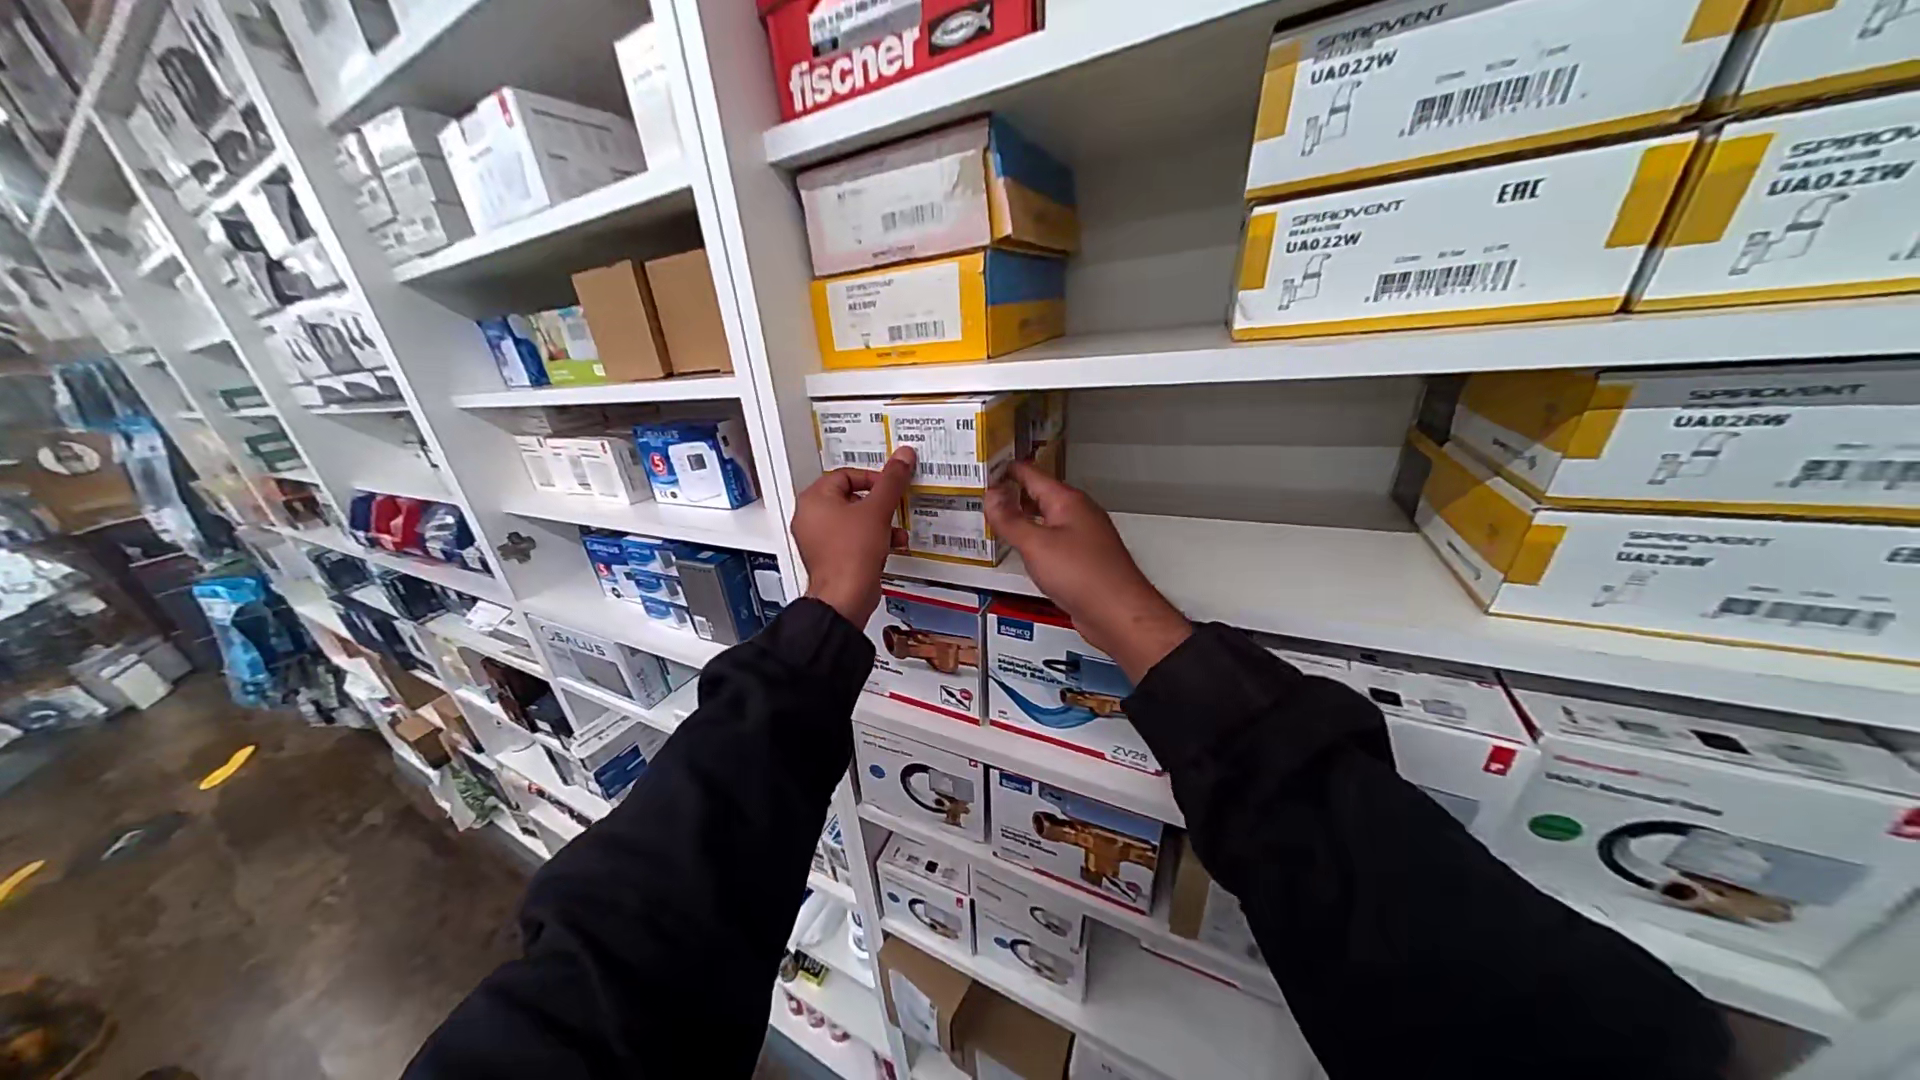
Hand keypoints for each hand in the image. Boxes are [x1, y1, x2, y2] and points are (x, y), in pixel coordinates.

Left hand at [794, 446, 915, 625]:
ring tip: (894, 528)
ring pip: (853, 520)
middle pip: (850, 497)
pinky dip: (872, 539)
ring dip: (879, 522)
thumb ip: (892, 481)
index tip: (889, 483)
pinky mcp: (831, 557)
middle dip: (877, 503)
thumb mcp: (878, 510)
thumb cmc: (850, 556)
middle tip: (891, 504)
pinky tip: (890, 544)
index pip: (845, 475)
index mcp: (814, 500)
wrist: (846, 596)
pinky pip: (853, 539)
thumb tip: (902, 458)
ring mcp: (819, 539)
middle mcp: (811, 518)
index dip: (872, 477)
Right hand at [984, 463, 1190, 681]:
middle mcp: (1078, 514)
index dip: (1006, 469)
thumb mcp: (1035, 545)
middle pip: (1040, 494)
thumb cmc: (1085, 576)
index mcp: (1068, 501)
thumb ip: (1009, 520)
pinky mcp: (1083, 559)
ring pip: (1047, 518)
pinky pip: (1053, 540)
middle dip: (1013, 493)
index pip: (1031, 474)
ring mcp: (1083, 537)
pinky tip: (1023, 549)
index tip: (986, 468)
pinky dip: (1034, 539)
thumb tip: (992, 497)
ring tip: (998, 518)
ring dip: (1023, 516)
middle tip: (986, 493)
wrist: (1117, 613)